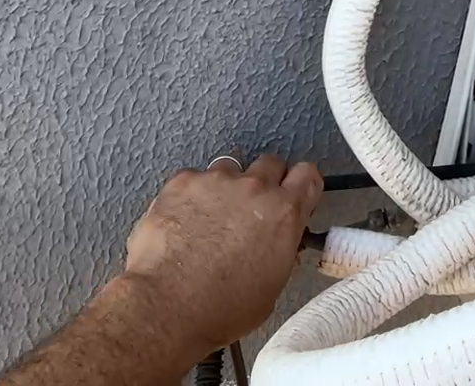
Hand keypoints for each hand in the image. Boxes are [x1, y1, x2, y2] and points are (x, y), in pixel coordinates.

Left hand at [122, 153, 323, 354]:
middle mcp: (255, 188)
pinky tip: (184, 221)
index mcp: (284, 214)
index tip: (294, 190)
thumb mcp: (270, 289)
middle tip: (253, 206)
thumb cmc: (217, 309)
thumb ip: (281, 253)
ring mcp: (219, 181)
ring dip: (227, 187)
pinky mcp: (185, 182)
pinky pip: (195, 178)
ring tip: (212, 218)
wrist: (167, 308)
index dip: (301, 183)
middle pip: (271, 163)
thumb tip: (279, 246)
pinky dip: (192, 195)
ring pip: (231, 167)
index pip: (307, 175)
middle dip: (265, 181)